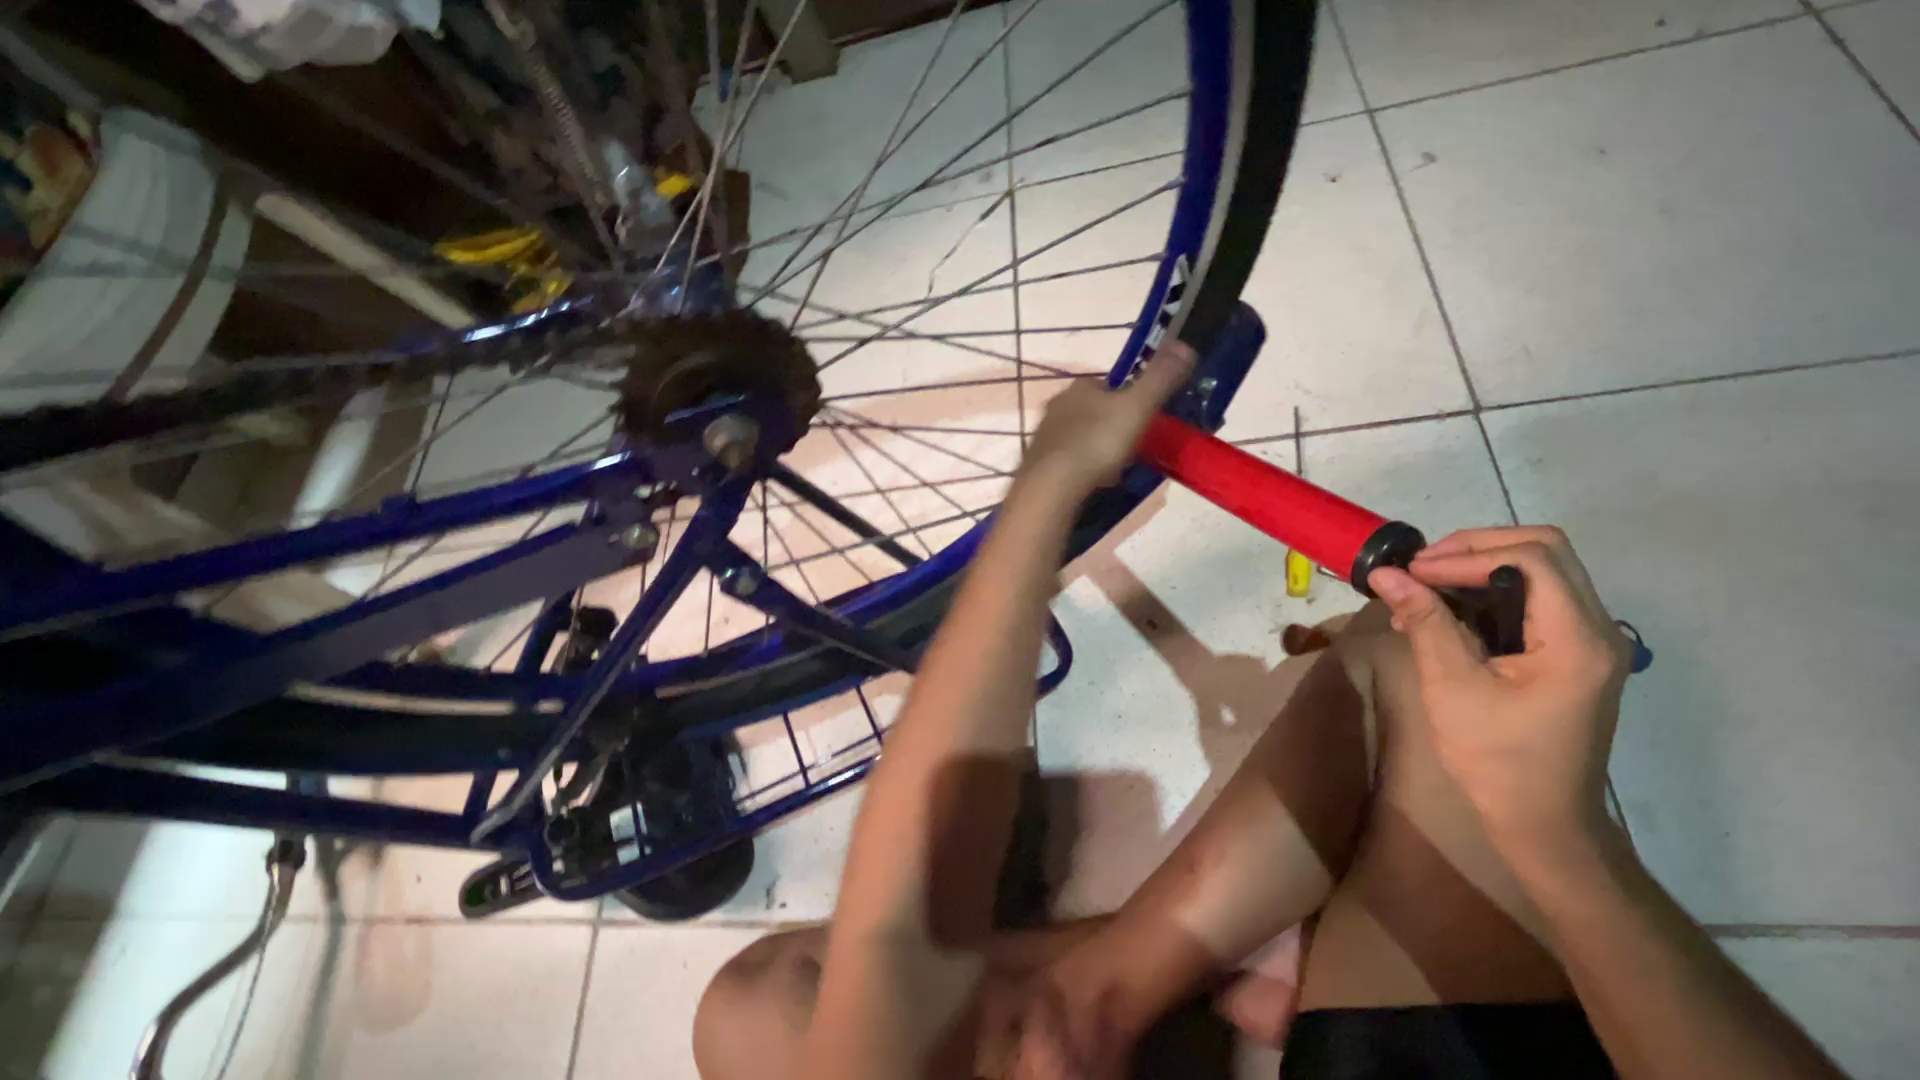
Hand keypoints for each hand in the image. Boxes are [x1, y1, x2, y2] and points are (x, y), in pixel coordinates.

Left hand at [1022, 342, 1195, 493]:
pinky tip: (1093, 483)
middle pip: (1092, 411)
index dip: (1129, 399)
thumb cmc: (1097, 442)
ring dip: (1096, 448)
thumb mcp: (1138, 407)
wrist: (1052, 485)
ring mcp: (1044, 435)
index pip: (1109, 385)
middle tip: (1133, 447)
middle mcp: (1057, 405)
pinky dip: (1081, 468)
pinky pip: (1066, 461)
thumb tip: (1185, 345)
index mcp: (1080, 386)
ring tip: (1115, 469)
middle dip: (1111, 425)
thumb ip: (1160, 378)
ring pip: (1079, 436)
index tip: (1144, 418)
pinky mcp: (1037, 463)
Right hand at [1366, 526, 1631, 858]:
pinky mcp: (1575, 653)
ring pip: (1542, 569)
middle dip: (1475, 548)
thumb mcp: (1452, 687)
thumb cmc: (1497, 760)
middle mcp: (1597, 629)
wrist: (1544, 823)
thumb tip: (1386, 574)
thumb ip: (1426, 622)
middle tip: (1420, 567)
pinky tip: (1449, 612)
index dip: (1465, 555)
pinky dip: (1491, 591)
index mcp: (1578, 639)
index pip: (1531, 559)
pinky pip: (1538, 598)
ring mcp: (1591, 640)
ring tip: (1425, 588)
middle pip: (1545, 550)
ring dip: (1480, 567)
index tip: (1412, 572)